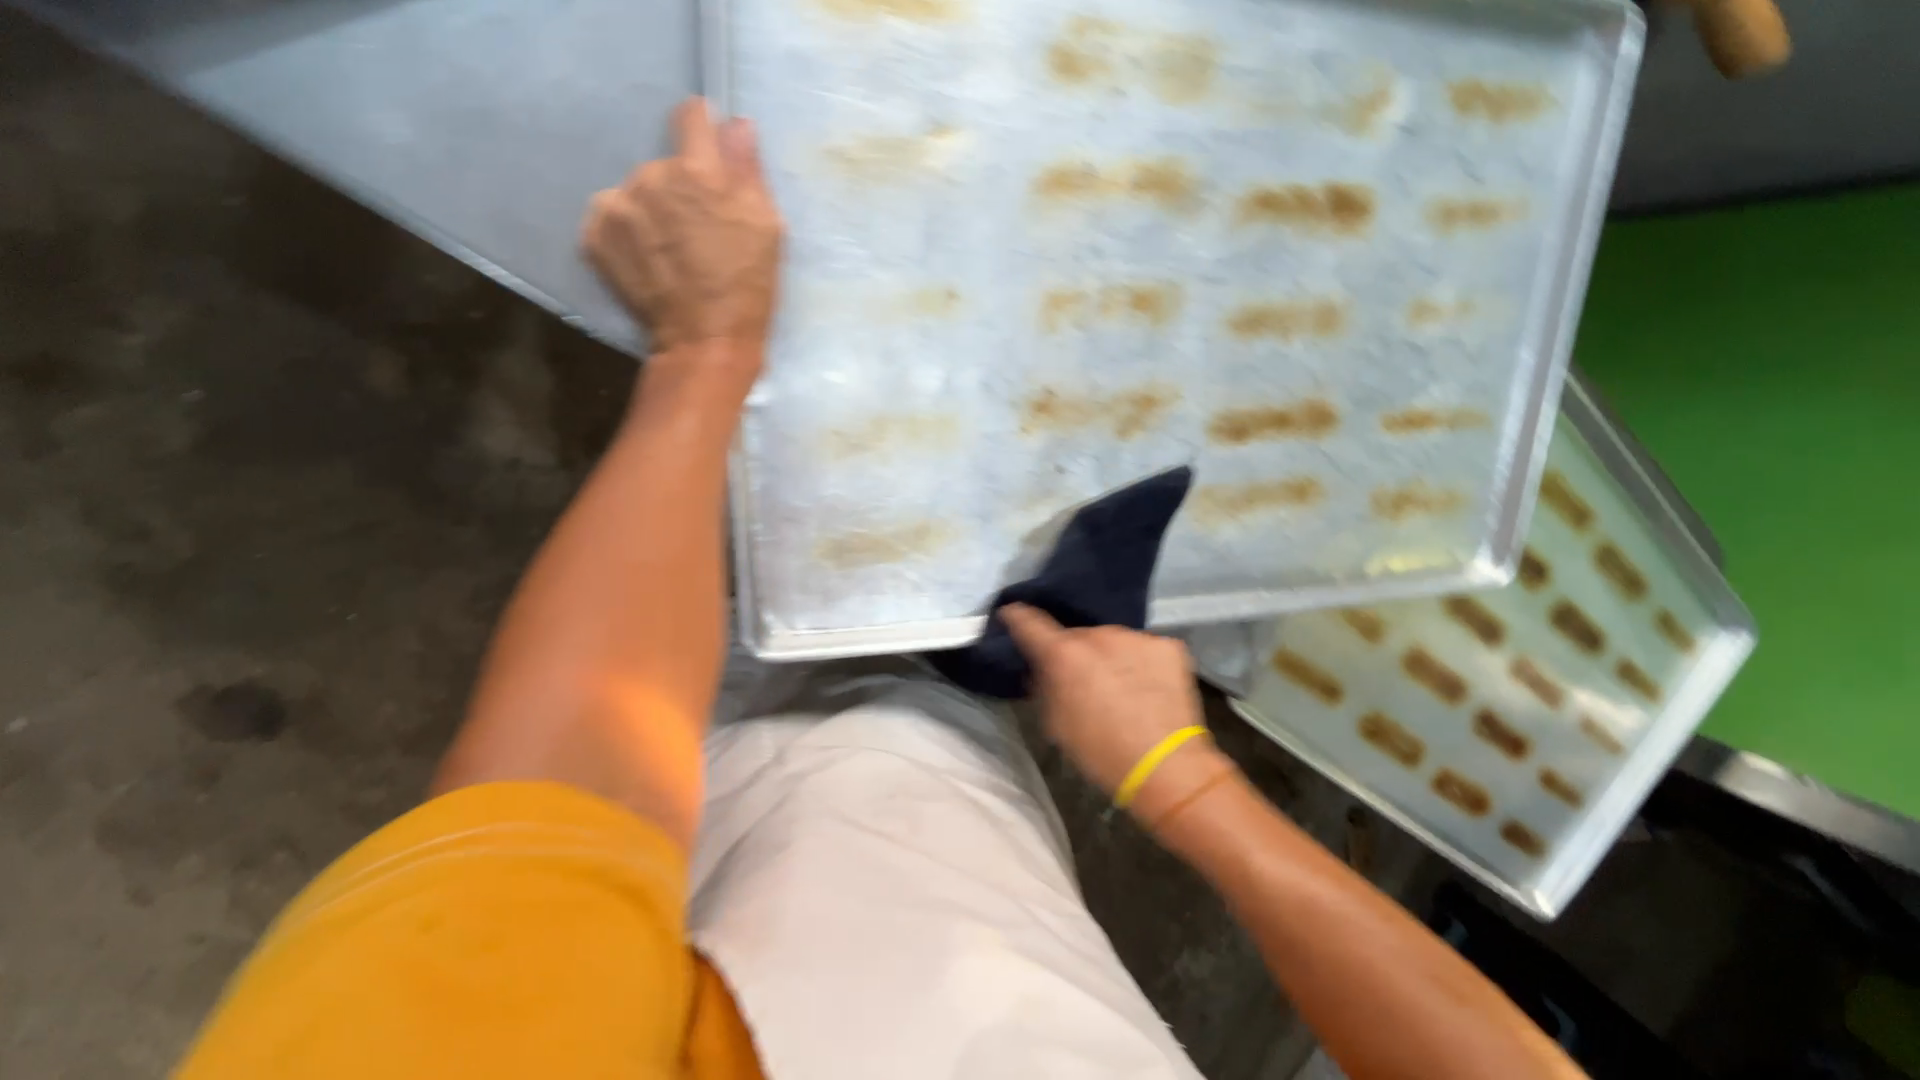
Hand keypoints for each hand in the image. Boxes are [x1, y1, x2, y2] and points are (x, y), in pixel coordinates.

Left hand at [582, 98, 782, 358]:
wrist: (704, 343)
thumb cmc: (747, 287)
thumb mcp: (766, 226)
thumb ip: (747, 168)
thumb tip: (735, 123)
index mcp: (698, 171)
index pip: (690, 116)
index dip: (702, 127)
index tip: (708, 152)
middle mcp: (651, 177)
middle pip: (665, 164)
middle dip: (680, 188)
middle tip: (697, 231)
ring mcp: (617, 206)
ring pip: (637, 192)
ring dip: (651, 211)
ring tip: (669, 252)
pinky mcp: (594, 236)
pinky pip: (610, 217)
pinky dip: (626, 234)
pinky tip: (646, 261)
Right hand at [1001, 604, 1234, 824]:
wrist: (1166, 767)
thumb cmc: (1101, 753)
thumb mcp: (1056, 724)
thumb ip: (1043, 687)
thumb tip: (1040, 670)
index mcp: (1064, 654)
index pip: (1029, 621)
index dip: (1017, 617)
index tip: (1011, 615)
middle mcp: (1099, 635)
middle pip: (1078, 636)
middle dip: (1075, 652)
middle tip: (1082, 680)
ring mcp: (1137, 637)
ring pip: (1113, 641)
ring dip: (1110, 657)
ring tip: (1120, 687)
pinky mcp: (1169, 646)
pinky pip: (1144, 649)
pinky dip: (1141, 663)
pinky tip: (1147, 687)